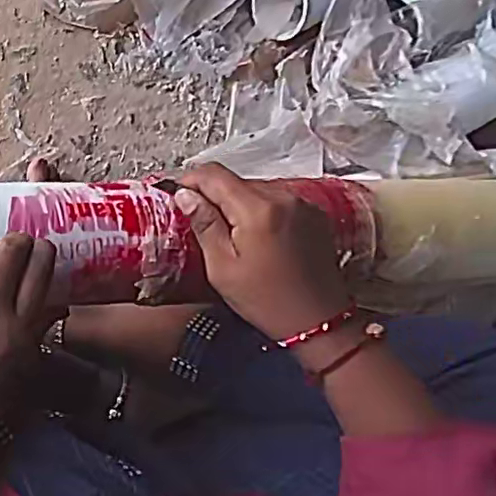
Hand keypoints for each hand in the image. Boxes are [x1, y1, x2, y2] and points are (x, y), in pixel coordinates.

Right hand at [172, 163, 351, 343]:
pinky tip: (255, 238)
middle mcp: (284, 198)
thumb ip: (204, 225)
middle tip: (199, 224)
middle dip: (213, 196)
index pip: (214, 174)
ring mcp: (303, 204)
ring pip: (255, 189)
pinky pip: (276, 200)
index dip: (190, 180)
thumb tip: (185, 195)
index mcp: (258, 210)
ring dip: (236, 204)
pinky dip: (259, 211)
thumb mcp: (222, 267)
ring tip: (229, 236)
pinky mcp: (313, 213)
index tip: (177, 195)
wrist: (317, 321)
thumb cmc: (267, 301)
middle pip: (236, 181)